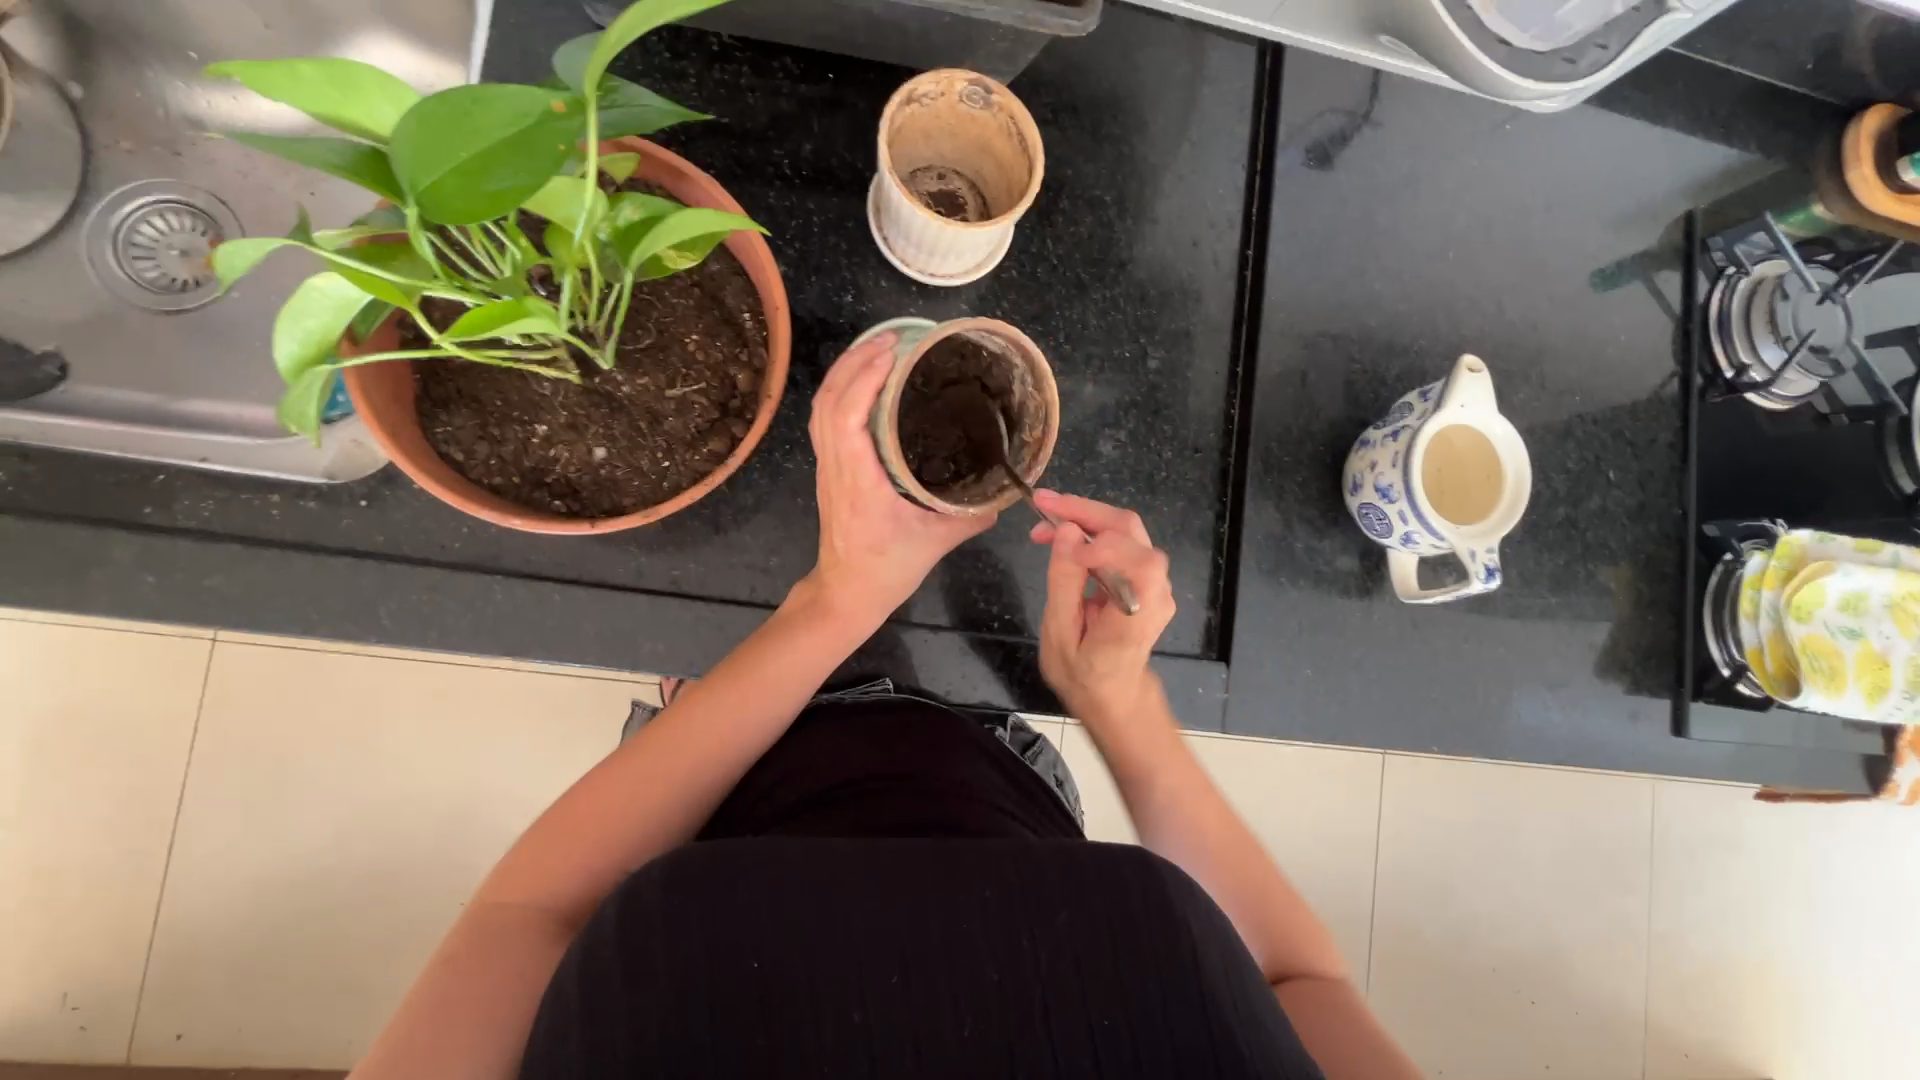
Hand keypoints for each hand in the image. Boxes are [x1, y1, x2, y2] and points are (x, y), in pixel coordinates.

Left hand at [803, 331, 995, 622]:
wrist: (847, 592)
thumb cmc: (887, 570)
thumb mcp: (935, 543)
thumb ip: (971, 516)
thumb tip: (1005, 494)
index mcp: (859, 481)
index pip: (846, 417)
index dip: (864, 378)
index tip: (893, 351)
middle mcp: (836, 467)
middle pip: (829, 401)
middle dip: (855, 361)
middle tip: (892, 337)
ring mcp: (827, 467)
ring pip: (821, 408)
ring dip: (844, 372)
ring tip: (877, 347)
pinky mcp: (828, 470)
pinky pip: (824, 420)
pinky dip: (840, 390)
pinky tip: (863, 380)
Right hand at [1029, 491, 1175, 722]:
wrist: (1112, 695)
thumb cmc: (1083, 674)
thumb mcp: (1061, 634)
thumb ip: (1065, 582)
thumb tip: (1068, 532)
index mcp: (1140, 612)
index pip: (1139, 560)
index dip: (1102, 543)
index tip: (1061, 545)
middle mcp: (1156, 590)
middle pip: (1130, 530)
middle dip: (1084, 511)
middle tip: (1041, 505)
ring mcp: (1155, 581)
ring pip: (1126, 529)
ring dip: (1084, 518)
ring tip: (1043, 524)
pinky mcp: (1144, 576)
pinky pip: (1121, 542)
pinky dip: (1089, 532)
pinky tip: (1060, 536)